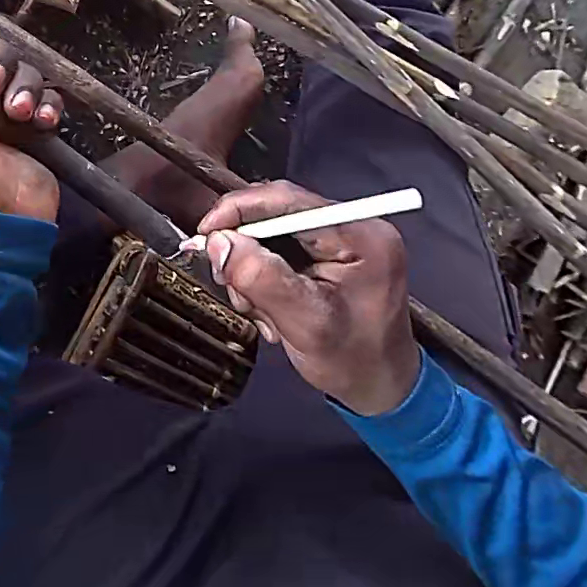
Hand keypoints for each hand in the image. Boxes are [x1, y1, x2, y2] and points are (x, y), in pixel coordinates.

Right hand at [198, 181, 418, 415]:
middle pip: (271, 211)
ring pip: (266, 229)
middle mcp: (350, 225)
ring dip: (246, 264)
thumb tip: (217, 242)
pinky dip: (256, 270)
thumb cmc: (356, 361)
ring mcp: (337, 236)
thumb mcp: (307, 324)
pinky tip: (264, 301)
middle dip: (241, 245)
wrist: (381, 387)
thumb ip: (261, 279)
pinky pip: (272, 244)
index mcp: (360, 236)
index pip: (285, 200)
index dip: (237, 209)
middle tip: (226, 278)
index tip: (205, 234)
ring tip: (254, 304)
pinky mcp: (323, 249)